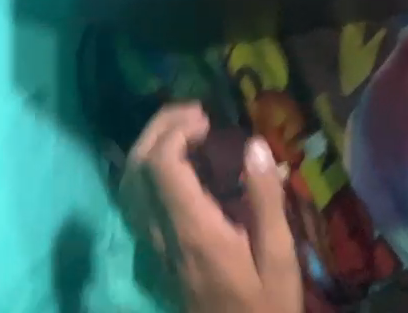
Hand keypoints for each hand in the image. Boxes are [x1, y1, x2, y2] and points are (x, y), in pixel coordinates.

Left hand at [124, 103, 302, 312]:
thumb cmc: (265, 305)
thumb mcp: (278, 256)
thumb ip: (265, 198)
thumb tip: (254, 145)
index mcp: (192, 231)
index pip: (160, 166)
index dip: (177, 130)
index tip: (210, 121)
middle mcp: (161, 235)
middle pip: (136, 167)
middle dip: (160, 126)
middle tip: (197, 113)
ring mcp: (151, 245)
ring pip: (129, 183)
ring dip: (151, 144)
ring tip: (188, 129)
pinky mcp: (153, 251)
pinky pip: (135, 198)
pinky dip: (148, 167)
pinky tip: (180, 161)